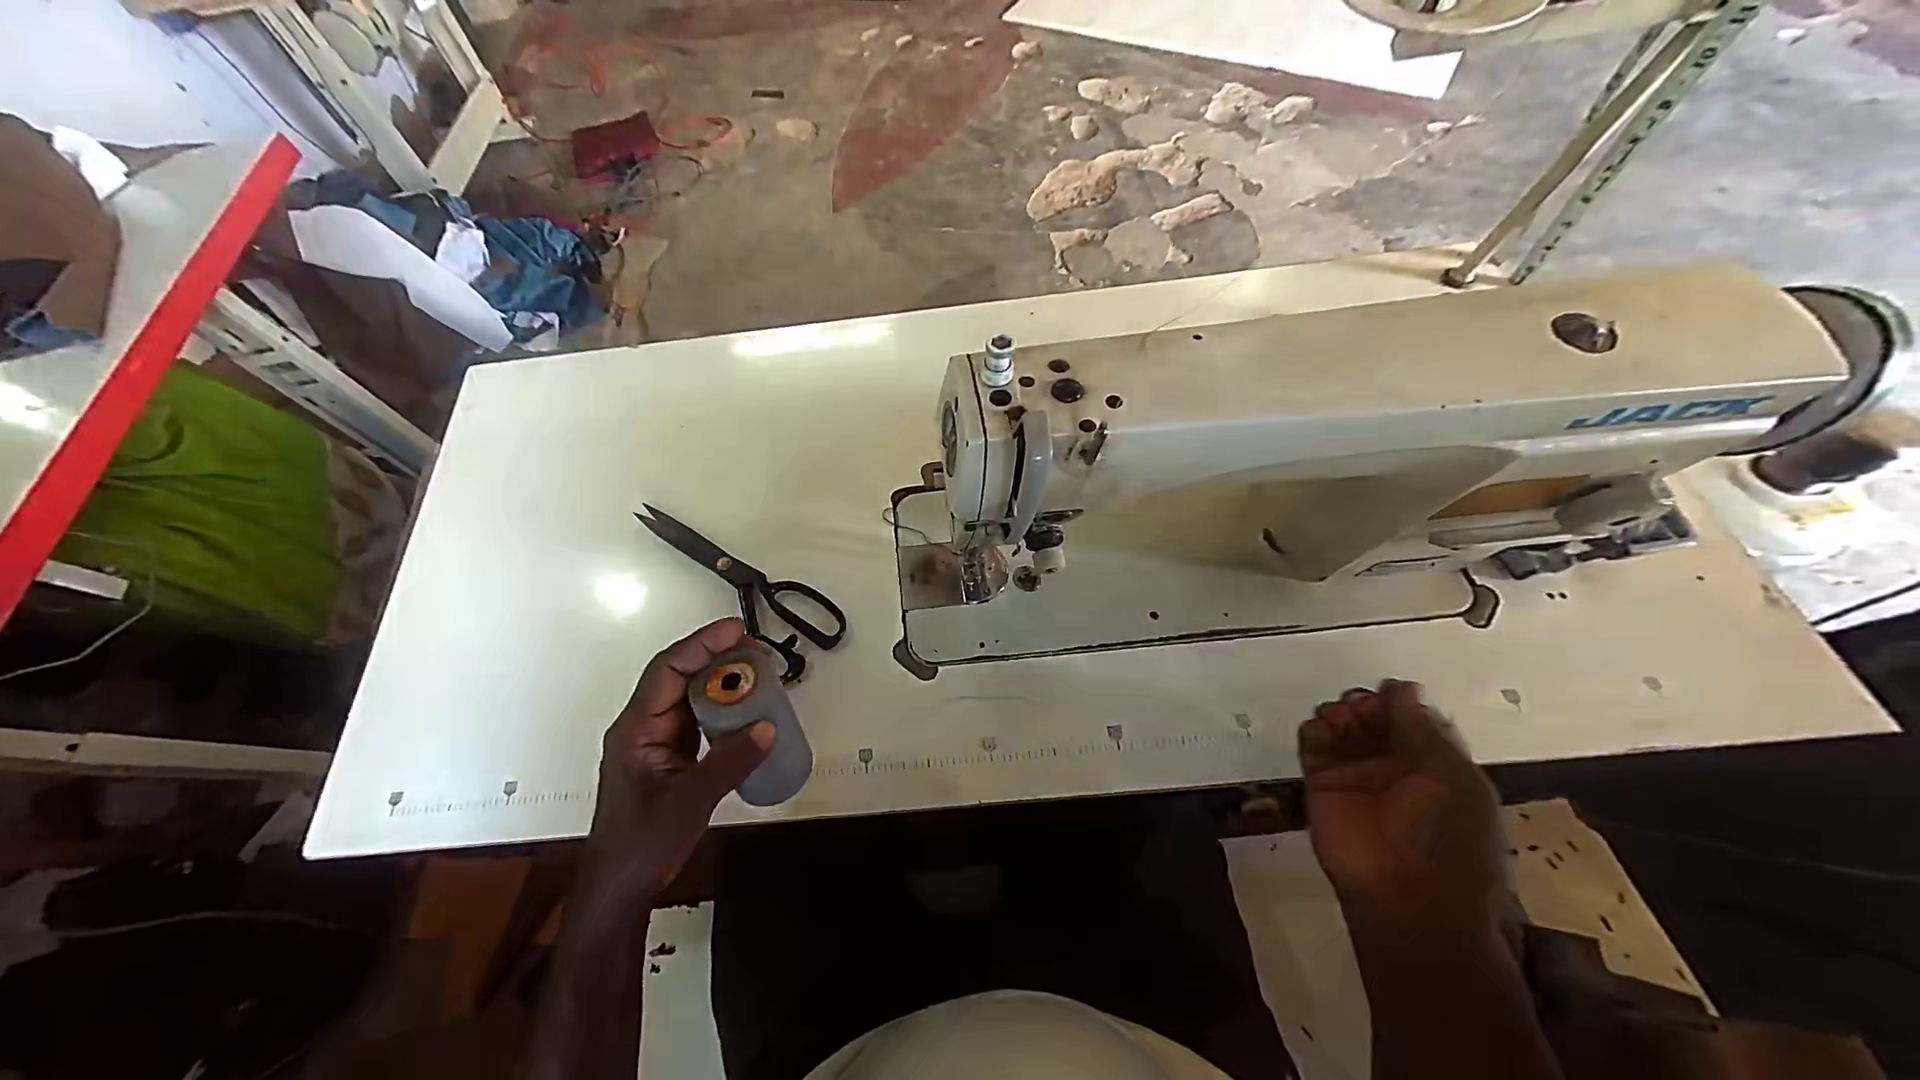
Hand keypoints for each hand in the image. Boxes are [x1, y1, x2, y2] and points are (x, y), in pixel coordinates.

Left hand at [579, 617, 775, 907]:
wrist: (620, 887)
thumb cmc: (641, 845)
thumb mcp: (689, 802)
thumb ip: (729, 762)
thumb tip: (767, 727)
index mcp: (636, 729)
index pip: (668, 671)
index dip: (701, 645)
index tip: (735, 631)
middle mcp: (645, 726)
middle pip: (680, 676)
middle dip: (717, 657)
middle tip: (757, 649)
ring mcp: (658, 740)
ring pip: (691, 695)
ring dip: (723, 680)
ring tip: (759, 671)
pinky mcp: (672, 755)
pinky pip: (699, 718)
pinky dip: (724, 707)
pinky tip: (748, 707)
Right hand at [1299, 680, 1506, 934]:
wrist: (1407, 896)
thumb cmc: (1445, 837)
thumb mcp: (1450, 777)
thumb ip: (1420, 728)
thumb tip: (1402, 687)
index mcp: (1435, 765)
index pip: (1410, 719)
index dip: (1398, 701)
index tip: (1386, 690)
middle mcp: (1393, 766)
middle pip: (1371, 717)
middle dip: (1364, 704)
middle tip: (1359, 708)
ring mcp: (1356, 775)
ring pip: (1340, 726)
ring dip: (1338, 712)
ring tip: (1340, 719)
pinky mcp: (1322, 784)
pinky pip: (1312, 745)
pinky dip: (1313, 729)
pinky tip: (1321, 730)